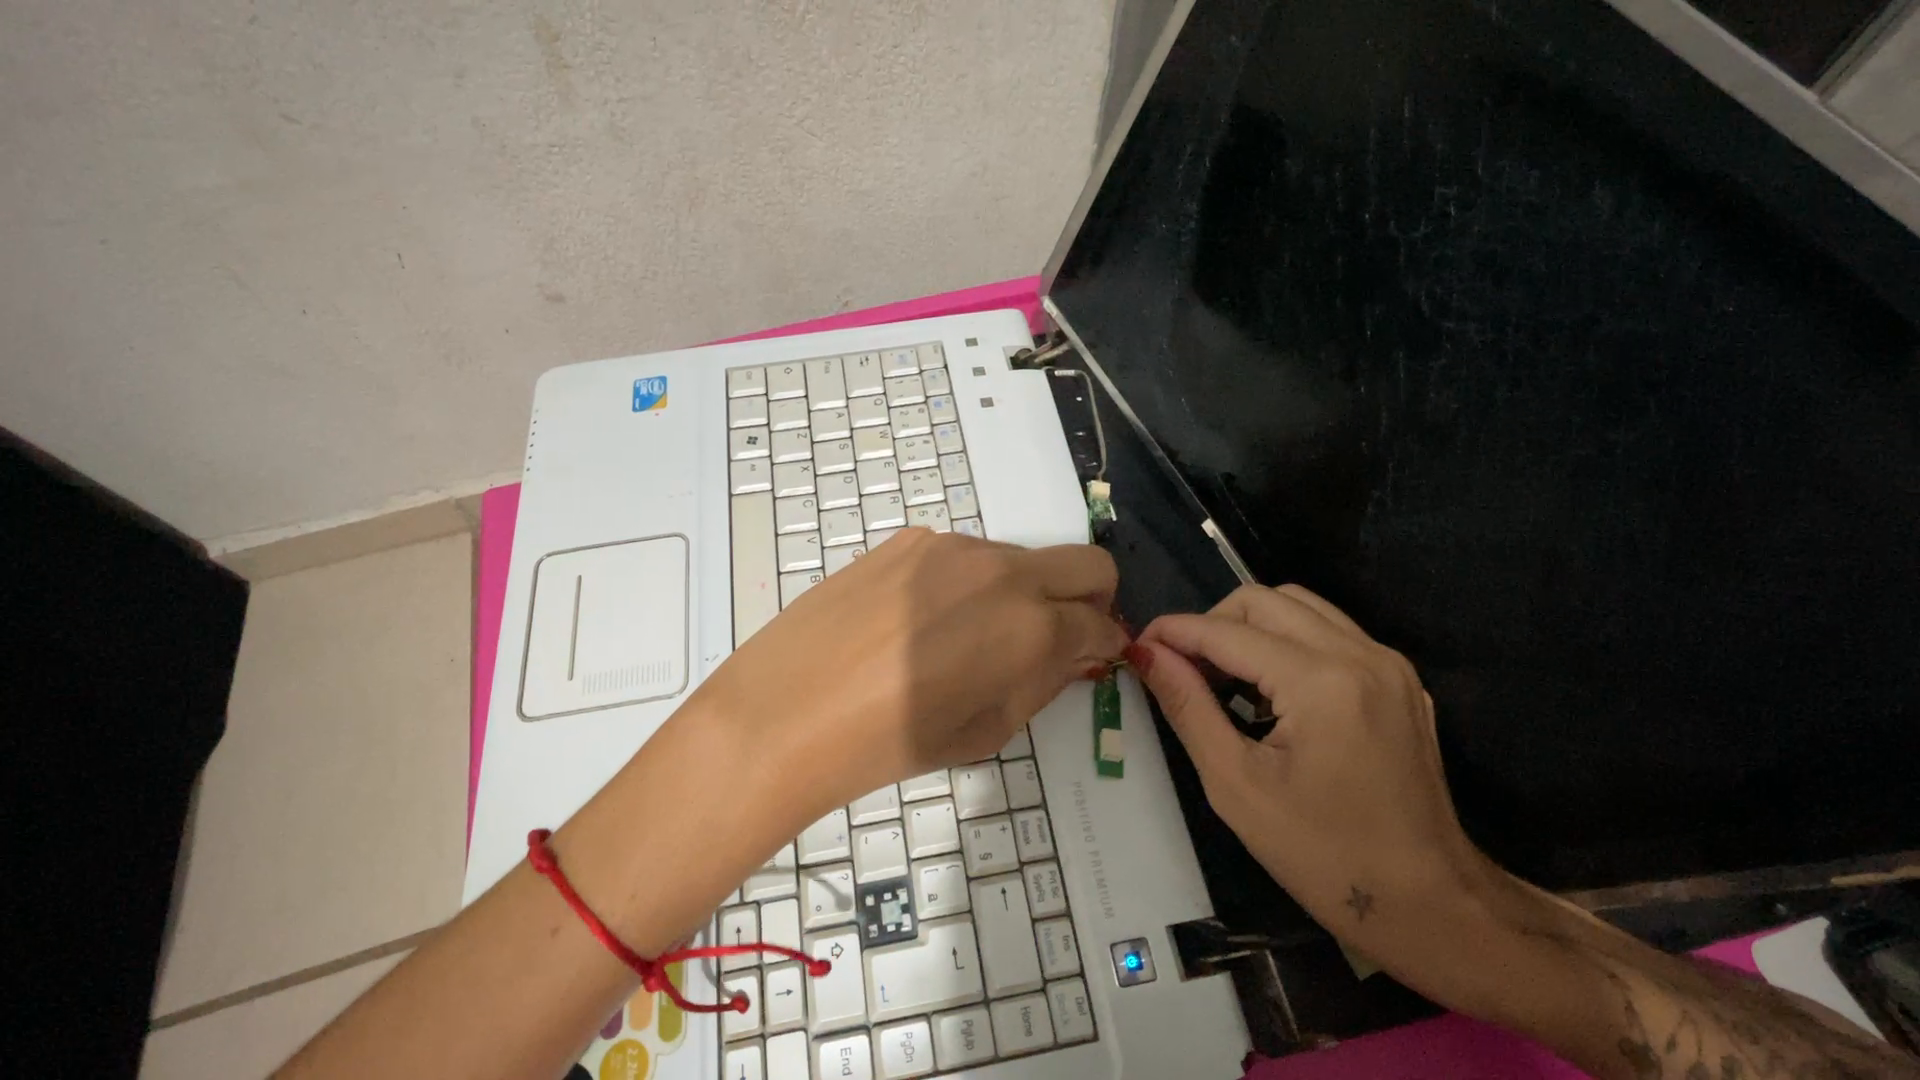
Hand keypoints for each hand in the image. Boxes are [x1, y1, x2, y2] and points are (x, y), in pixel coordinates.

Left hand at [699, 528, 1127, 808]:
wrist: (785, 712)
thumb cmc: (888, 742)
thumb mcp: (984, 732)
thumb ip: (1042, 683)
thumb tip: (1072, 655)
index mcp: (1031, 626)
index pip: (1100, 623)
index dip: (1104, 646)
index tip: (1091, 659)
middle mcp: (1002, 571)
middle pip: (1086, 563)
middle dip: (1088, 600)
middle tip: (1056, 639)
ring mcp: (951, 547)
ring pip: (1019, 558)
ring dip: (1020, 592)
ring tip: (966, 641)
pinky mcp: (908, 540)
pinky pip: (963, 556)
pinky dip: (968, 584)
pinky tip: (921, 623)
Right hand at [1127, 585, 1487, 963]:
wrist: (1429, 902)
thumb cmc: (1322, 856)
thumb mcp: (1235, 785)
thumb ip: (1188, 706)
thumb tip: (1146, 654)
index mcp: (1322, 682)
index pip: (1228, 632)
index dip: (1175, 632)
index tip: (1137, 646)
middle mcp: (1361, 654)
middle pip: (1265, 600)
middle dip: (1212, 623)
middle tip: (1180, 668)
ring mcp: (1389, 664)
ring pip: (1301, 606)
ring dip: (1250, 627)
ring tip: (1220, 676)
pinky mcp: (1400, 680)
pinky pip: (1331, 633)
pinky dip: (1287, 642)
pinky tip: (1269, 691)